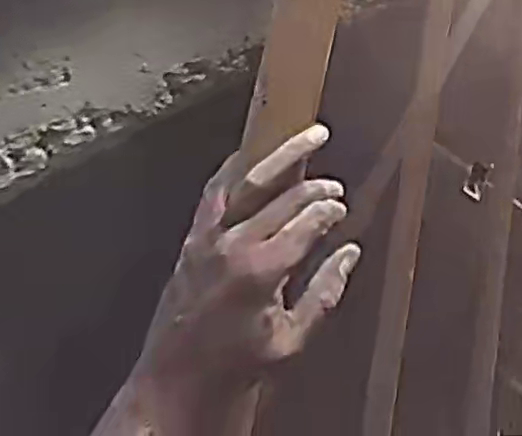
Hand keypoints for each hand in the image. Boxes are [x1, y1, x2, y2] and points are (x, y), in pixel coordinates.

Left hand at [102, 124, 358, 435]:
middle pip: (287, 198)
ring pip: (253, 179)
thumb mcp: (290, 343)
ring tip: (313, 134)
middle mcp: (236, 243)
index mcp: (263, 271)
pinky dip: (236, 166)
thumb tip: (351, 252)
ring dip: (286, 154)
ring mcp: (210, 236)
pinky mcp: (193, 237)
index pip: (308, 222)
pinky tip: (253, 153)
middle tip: (335, 188)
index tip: (342, 210)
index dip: (330, 210)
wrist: (170, 387)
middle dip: (317, 188)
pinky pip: (216, 189)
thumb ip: (325, 294)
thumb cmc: (235, 369)